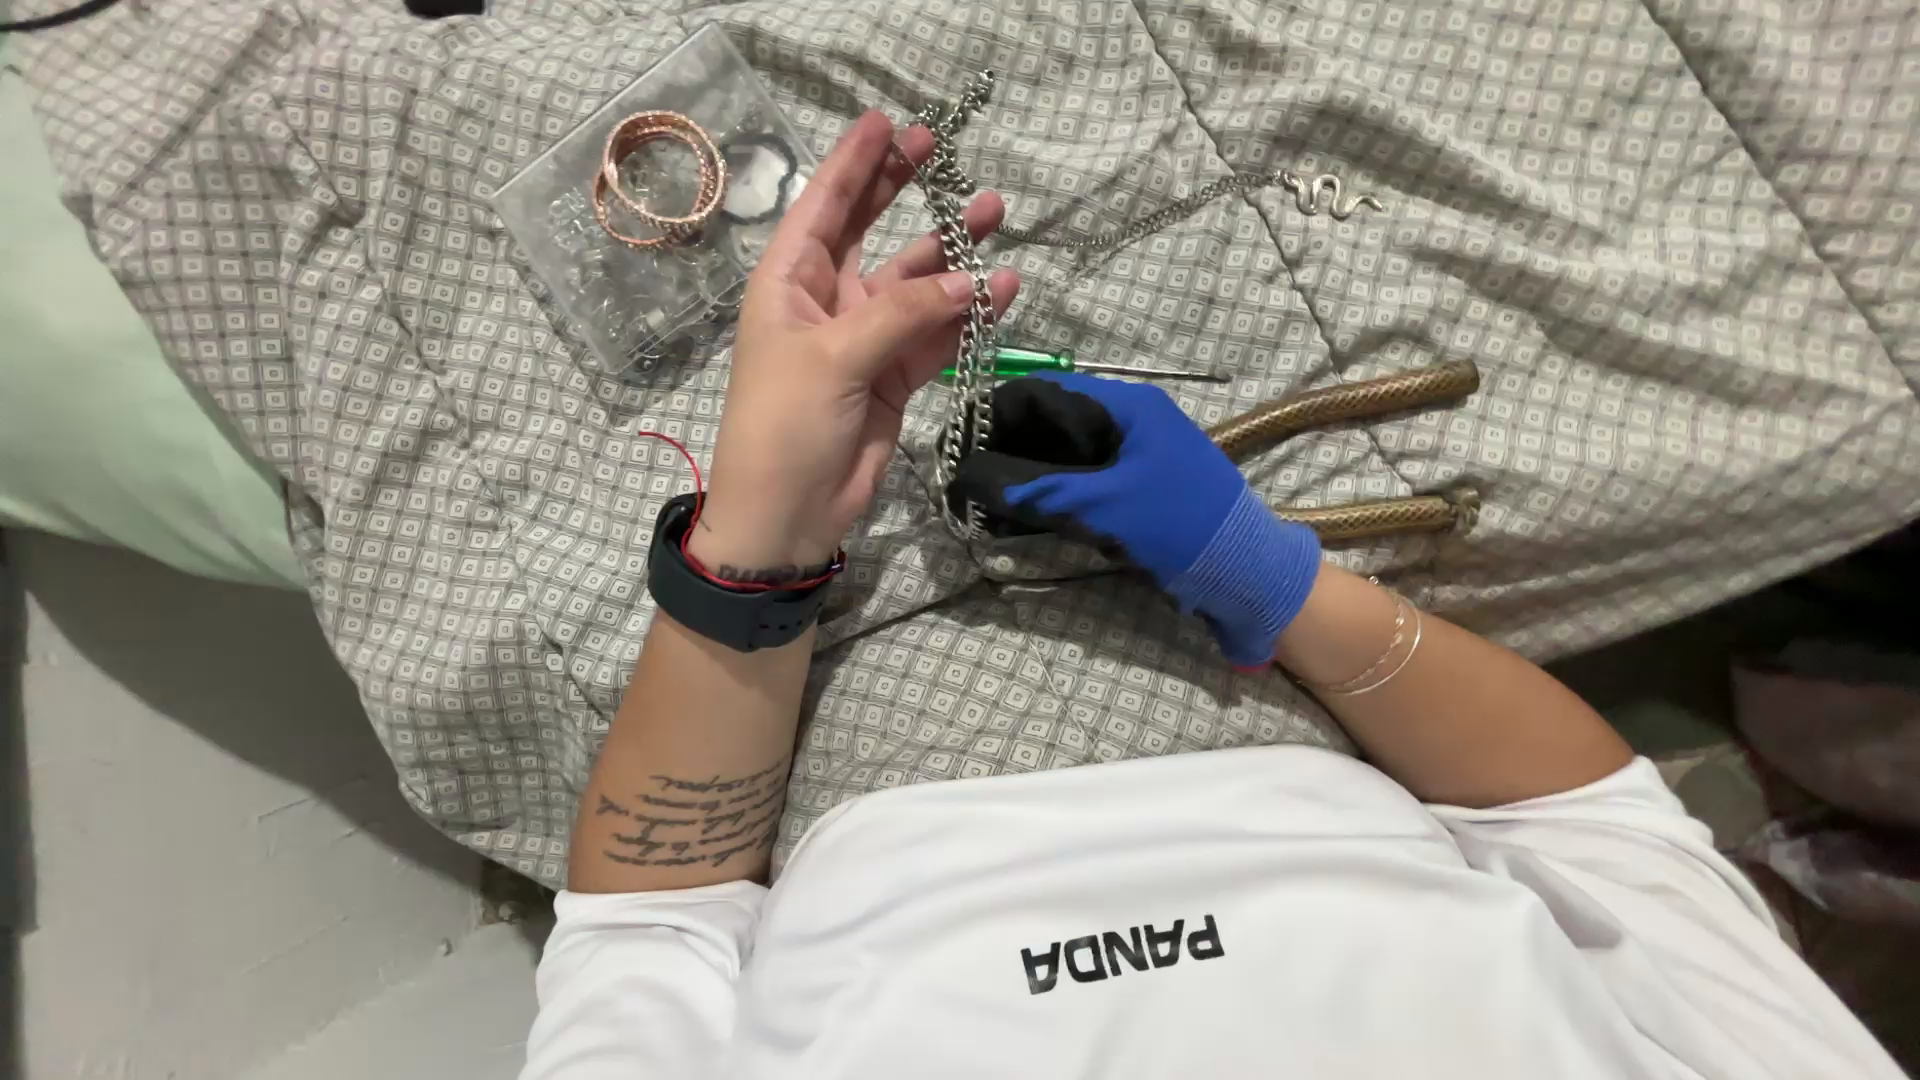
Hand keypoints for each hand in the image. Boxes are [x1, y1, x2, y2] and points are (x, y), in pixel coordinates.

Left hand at [689, 110, 1019, 578]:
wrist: (791, 510)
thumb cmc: (787, 424)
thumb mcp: (834, 357)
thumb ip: (901, 314)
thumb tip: (968, 281)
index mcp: (791, 283)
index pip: (825, 207)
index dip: (854, 164)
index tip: (889, 123)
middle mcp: (828, 302)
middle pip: (872, 233)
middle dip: (905, 194)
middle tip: (946, 155)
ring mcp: (865, 340)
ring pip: (915, 286)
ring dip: (952, 256)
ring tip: (995, 215)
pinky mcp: (895, 378)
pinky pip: (935, 336)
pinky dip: (965, 317)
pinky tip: (999, 291)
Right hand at [948, 374, 1321, 666]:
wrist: (1244, 571)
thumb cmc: (1179, 525)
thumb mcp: (1105, 504)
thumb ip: (1038, 489)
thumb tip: (972, 479)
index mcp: (1129, 407)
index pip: (1050, 390)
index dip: (1002, 411)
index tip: (963, 440)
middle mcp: (1131, 420)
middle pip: (1056, 421)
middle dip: (1012, 445)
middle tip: (970, 474)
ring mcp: (1137, 454)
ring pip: (1068, 452)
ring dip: (1031, 472)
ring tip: (989, 494)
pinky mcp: (1138, 485)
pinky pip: (1085, 478)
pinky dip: (1055, 491)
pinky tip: (1026, 510)